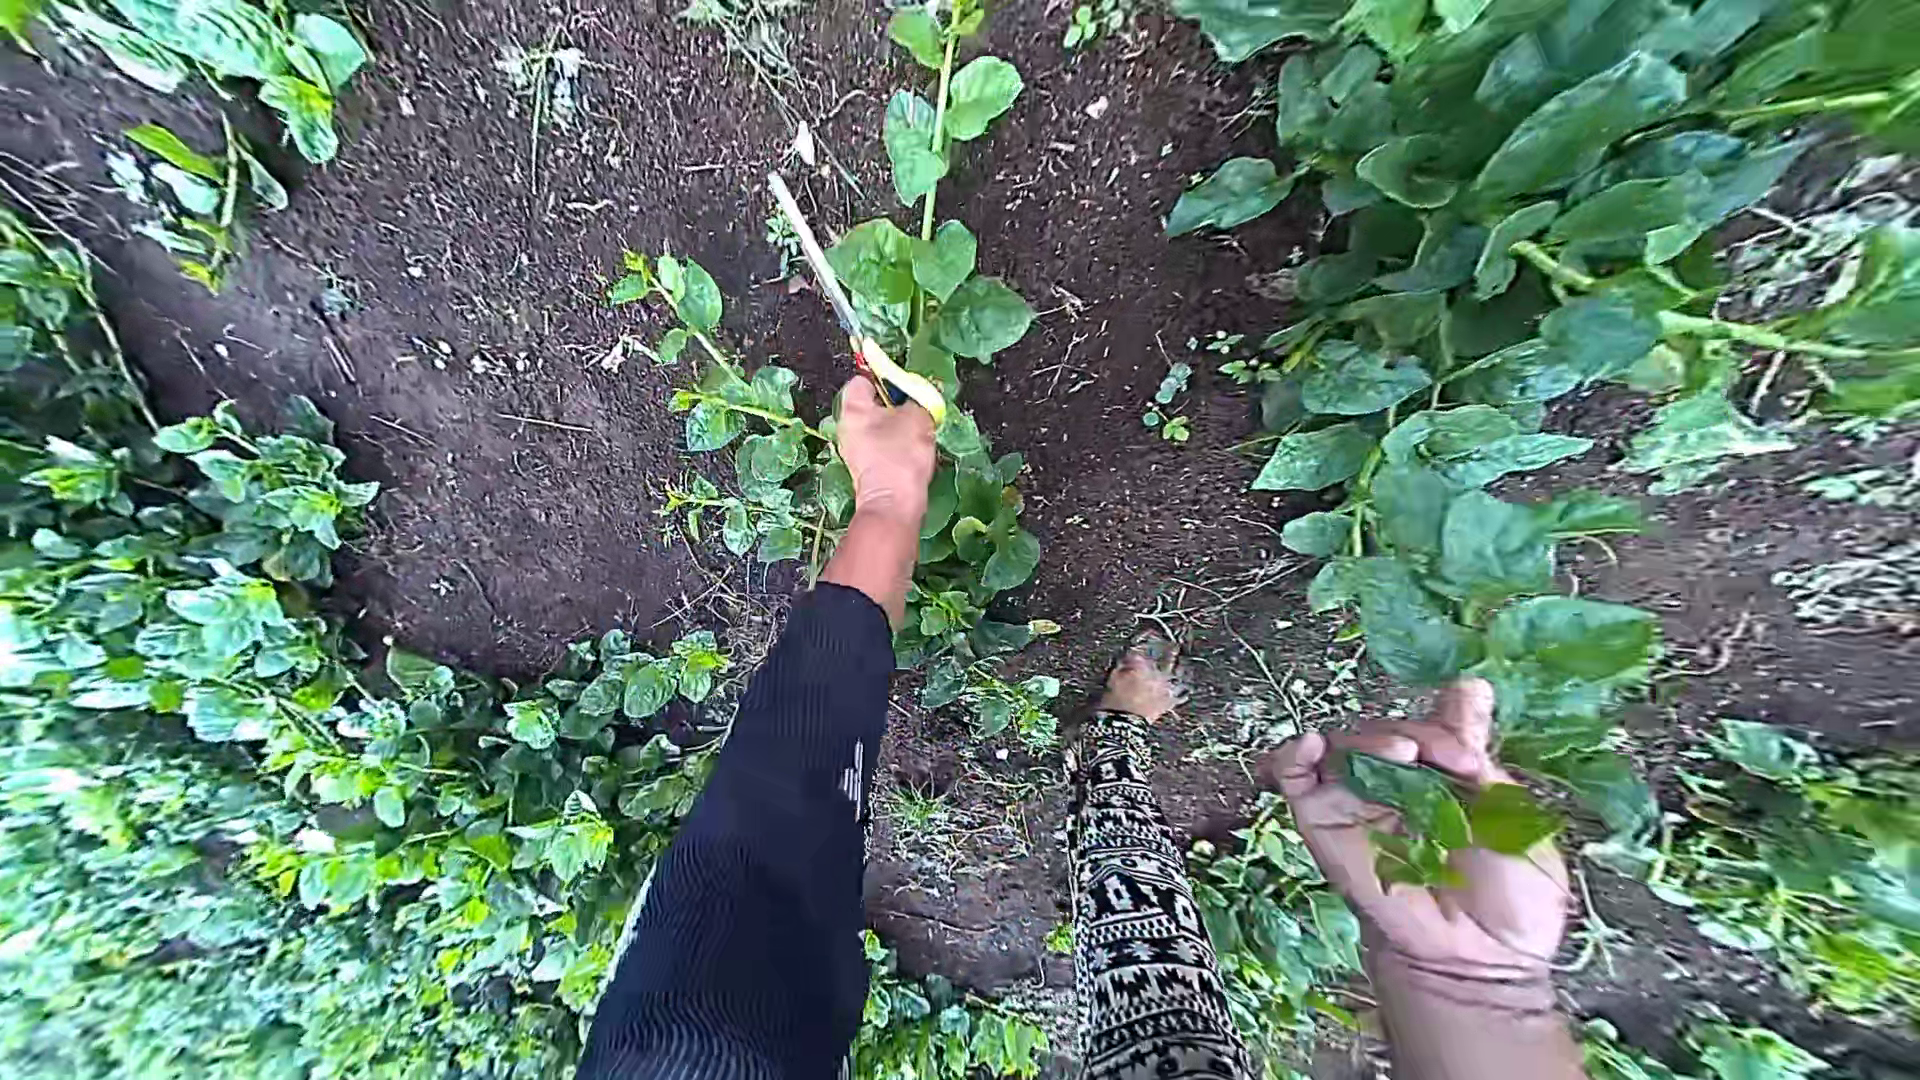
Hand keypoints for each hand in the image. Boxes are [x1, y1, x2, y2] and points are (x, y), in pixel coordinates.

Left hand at [835, 378, 934, 524]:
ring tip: (920, 432)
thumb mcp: (918, 417)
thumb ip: (919, 399)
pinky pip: (881, 448)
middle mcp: (847, 428)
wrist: (894, 504)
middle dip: (894, 406)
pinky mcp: (865, 470)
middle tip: (917, 408)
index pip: (863, 380)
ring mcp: (853, 451)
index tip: (905, 387)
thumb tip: (919, 395)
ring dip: (897, 428)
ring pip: (878, 428)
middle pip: (871, 405)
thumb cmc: (901, 456)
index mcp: (853, 409)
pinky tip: (913, 453)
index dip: (885, 379)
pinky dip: (896, 447)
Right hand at [1261, 678, 1569, 978]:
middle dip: (1411, 733)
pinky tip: (1308, 744)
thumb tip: (1470, 685)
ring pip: (1340, 745)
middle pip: (1381, 732)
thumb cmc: (1509, 900)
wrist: (1476, 960)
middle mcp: (1390, 780)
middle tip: (1442, 756)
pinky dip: (1291, 754)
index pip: (1427, 729)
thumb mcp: (1516, 821)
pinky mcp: (1318, 815)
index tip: (1467, 745)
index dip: (1445, 722)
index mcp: (1437, 776)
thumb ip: (1481, 759)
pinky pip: (1291, 774)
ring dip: (1365, 741)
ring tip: (1398, 753)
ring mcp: (1351, 796)